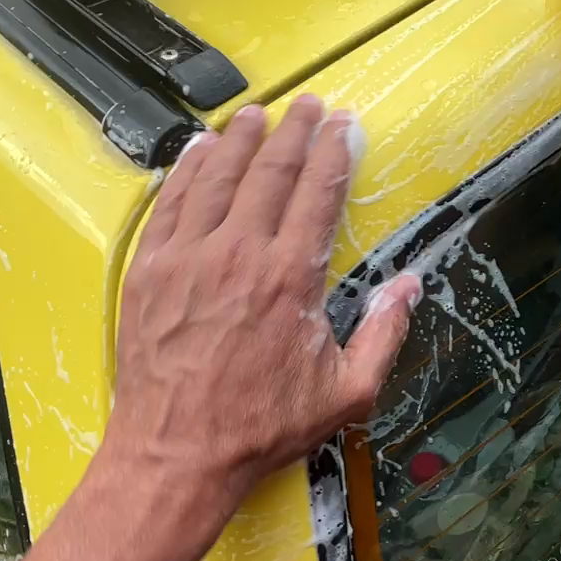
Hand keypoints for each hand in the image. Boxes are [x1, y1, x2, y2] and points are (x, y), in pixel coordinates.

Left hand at [103, 95, 421, 515]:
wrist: (176, 455)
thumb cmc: (262, 426)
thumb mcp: (346, 393)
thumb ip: (384, 333)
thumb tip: (410, 285)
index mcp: (290, 278)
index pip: (318, 193)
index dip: (334, 152)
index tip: (344, 125)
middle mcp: (238, 253)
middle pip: (270, 172)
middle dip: (294, 131)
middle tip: (308, 105)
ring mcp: (187, 257)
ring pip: (217, 177)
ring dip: (240, 138)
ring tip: (256, 112)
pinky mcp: (150, 270)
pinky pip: (171, 202)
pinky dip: (187, 169)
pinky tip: (198, 149)